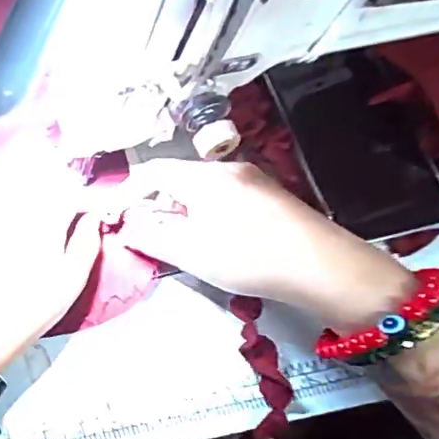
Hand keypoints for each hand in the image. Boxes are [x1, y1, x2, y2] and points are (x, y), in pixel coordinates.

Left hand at [0, 142, 103, 368]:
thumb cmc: (35, 309)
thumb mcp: (72, 282)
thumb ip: (86, 244)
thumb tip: (93, 216)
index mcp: (46, 224)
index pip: (69, 190)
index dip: (83, 192)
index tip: (89, 203)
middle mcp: (16, 212)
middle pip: (38, 175)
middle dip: (56, 177)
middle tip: (66, 194)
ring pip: (6, 179)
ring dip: (23, 177)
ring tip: (36, 190)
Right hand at [117, 159, 414, 329]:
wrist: (323, 268)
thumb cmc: (251, 257)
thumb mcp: (191, 252)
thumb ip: (152, 236)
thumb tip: (126, 225)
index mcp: (206, 177)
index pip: (154, 171)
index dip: (128, 192)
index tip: (115, 216)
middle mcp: (229, 170)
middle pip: (178, 180)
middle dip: (155, 206)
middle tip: (144, 235)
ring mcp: (252, 182)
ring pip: (201, 192)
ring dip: (180, 214)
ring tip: (177, 245)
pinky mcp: (268, 200)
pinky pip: (223, 201)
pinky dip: (204, 218)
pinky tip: (212, 244)